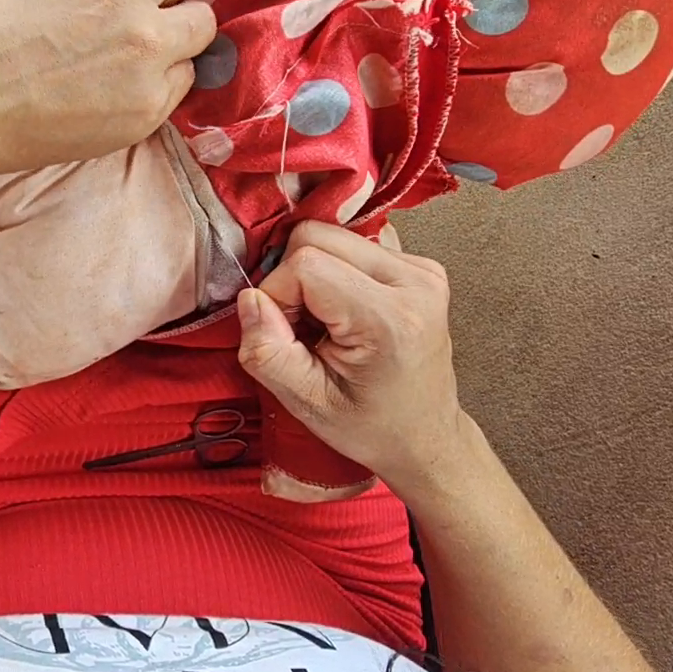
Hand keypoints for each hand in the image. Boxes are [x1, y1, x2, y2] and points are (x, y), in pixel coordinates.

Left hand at [0, 0, 215, 178]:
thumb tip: (163, 67)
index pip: (192, 66)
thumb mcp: (97, 139)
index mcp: (150, 102)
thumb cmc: (14, 132)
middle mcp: (150, 47)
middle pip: (199, 16)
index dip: (171, 60)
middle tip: (144, 21)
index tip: (149, 57)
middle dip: (179, 17)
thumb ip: (142, 102)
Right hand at [236, 222, 474, 493]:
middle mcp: (414, 282)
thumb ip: (266, 351)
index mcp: (390, 319)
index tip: (284, 334)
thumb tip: (249, 298)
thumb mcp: (303, 401)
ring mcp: (421, 269)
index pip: (305, 264)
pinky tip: (339, 307)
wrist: (424, 436)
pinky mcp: (418, 264)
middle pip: (316, 236)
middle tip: (299, 326)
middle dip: (289, 277)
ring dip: (309, 273)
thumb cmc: (367, 425)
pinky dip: (332, 269)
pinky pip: (351, 243)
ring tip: (321, 320)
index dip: (276, 293)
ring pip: (330, 235)